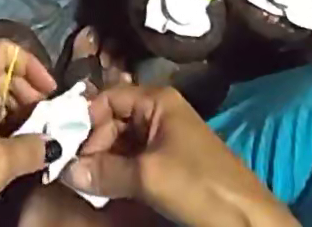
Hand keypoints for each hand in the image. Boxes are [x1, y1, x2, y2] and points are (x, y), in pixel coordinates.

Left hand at [0, 39, 60, 226]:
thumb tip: (56, 142)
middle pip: (0, 74)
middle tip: (50, 117)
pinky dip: (5, 130)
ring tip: (40, 135)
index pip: (3, 51)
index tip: (51, 91)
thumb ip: (32, 147)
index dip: (31, 64)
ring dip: (19, 113)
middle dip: (29, 91)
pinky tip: (21, 151)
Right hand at [66, 86, 297, 226]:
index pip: (109, 97)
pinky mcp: (168, 165)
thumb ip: (106, 170)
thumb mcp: (149, 176)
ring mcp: (164, 139)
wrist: (247, 220)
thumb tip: (65, 169)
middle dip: (91, 144)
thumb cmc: (199, 184)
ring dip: (101, 162)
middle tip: (70, 172)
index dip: (86, 119)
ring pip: (121, 144)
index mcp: (157, 100)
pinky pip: (133, 162)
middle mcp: (158, 112)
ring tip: (82, 184)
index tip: (64, 147)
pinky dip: (116, 175)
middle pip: (113, 120)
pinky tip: (102, 192)